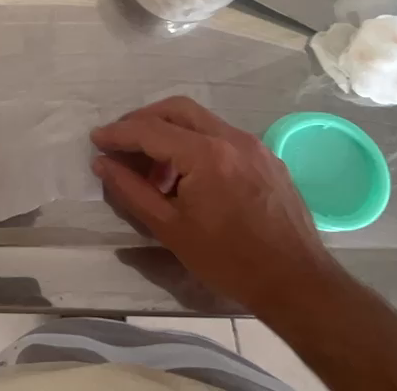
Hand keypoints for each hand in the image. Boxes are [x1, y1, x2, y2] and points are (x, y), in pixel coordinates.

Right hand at [92, 97, 337, 312]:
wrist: (300, 286)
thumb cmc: (230, 261)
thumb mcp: (170, 229)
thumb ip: (131, 191)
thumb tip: (102, 163)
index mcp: (205, 154)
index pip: (150, 130)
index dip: (118, 133)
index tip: (95, 140)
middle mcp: (231, 138)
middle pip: (176, 109)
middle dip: (143, 120)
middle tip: (122, 142)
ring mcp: (254, 146)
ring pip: (201, 120)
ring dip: (170, 132)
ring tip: (155, 169)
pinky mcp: (268, 159)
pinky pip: (223, 137)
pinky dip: (197, 144)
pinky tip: (190, 176)